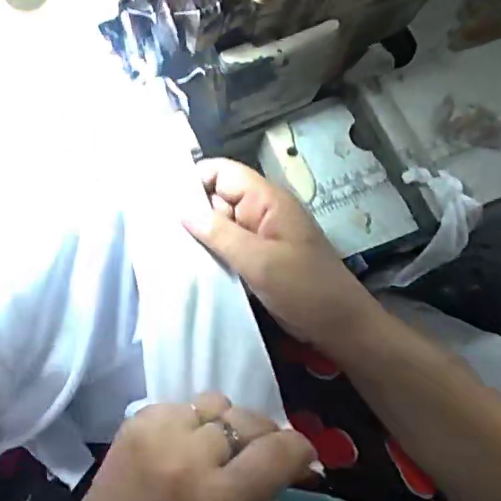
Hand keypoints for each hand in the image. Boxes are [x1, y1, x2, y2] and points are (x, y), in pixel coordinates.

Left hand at [40, 393, 315, 500]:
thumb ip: (254, 495)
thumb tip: (286, 464)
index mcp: (217, 499)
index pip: (277, 452)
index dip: (298, 448)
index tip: (303, 454)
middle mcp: (190, 456)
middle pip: (246, 419)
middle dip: (262, 433)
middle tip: (260, 449)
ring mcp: (158, 432)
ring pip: (213, 402)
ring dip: (223, 421)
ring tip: (215, 442)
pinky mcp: (135, 419)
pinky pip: (178, 405)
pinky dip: (188, 421)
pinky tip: (180, 442)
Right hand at [183, 157, 377, 346]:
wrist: (341, 328)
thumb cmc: (306, 289)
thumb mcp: (260, 261)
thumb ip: (219, 234)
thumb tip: (182, 212)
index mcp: (266, 200)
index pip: (222, 172)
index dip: (194, 180)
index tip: (164, 200)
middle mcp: (260, 211)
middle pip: (215, 197)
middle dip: (191, 211)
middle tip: (159, 229)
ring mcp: (258, 235)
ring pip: (218, 224)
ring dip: (199, 236)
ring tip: (168, 248)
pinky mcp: (256, 257)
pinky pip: (226, 246)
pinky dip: (210, 253)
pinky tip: (189, 265)